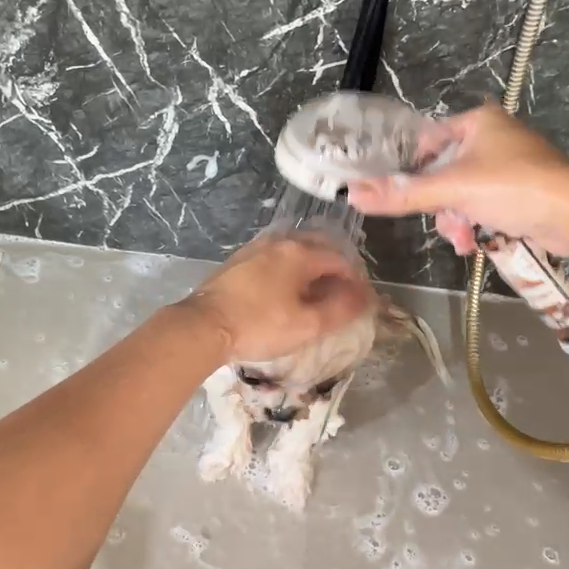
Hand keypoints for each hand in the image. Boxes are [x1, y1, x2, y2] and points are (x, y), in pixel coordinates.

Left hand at [179, 233, 375, 361]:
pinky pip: (274, 257)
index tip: (361, 299)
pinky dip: (289, 268)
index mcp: (299, 253)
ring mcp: (255, 248)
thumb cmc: (259, 326)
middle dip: (334, 268)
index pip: (340, 259)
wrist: (203, 325)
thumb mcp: (307, 324)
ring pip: (294, 250)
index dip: (355, 279)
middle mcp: (278, 242)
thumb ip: (340, 309)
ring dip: (311, 267)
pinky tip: (285, 289)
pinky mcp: (238, 260)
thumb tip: (365, 296)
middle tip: (341, 293)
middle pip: (317, 248)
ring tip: (315, 292)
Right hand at [346, 102, 568, 256]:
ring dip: (457, 219)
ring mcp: (512, 165)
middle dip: (439, 205)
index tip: (402, 193)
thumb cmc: (512, 186)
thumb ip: (402, 194)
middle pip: (444, 172)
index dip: (411, 168)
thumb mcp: (451, 190)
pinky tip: (477, 242)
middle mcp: (495, 137)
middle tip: (443, 222)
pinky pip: (485, 205)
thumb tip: (353, 195)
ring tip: (463, 239)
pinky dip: (477, 223)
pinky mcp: (525, 192)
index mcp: (478, 122)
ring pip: (463, 193)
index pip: (428, 140)